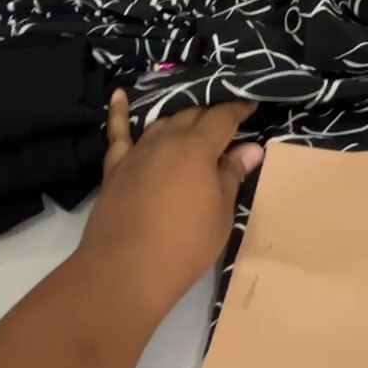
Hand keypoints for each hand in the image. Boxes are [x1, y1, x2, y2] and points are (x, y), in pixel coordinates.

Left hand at [76, 91, 264, 320]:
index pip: (223, 117)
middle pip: (193, 115)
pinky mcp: (116, 168)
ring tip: (193, 120)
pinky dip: (119, 113)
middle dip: (212, 114)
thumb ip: (233, 174)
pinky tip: (120, 95)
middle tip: (227, 121)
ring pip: (163, 122)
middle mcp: (168, 139)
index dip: (239, 109)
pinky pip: (118, 133)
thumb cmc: (184, 244)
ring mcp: (139, 151)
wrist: (124, 273)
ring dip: (180, 119)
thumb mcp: (221, 213)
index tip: (251, 105)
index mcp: (198, 146)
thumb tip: (252, 148)